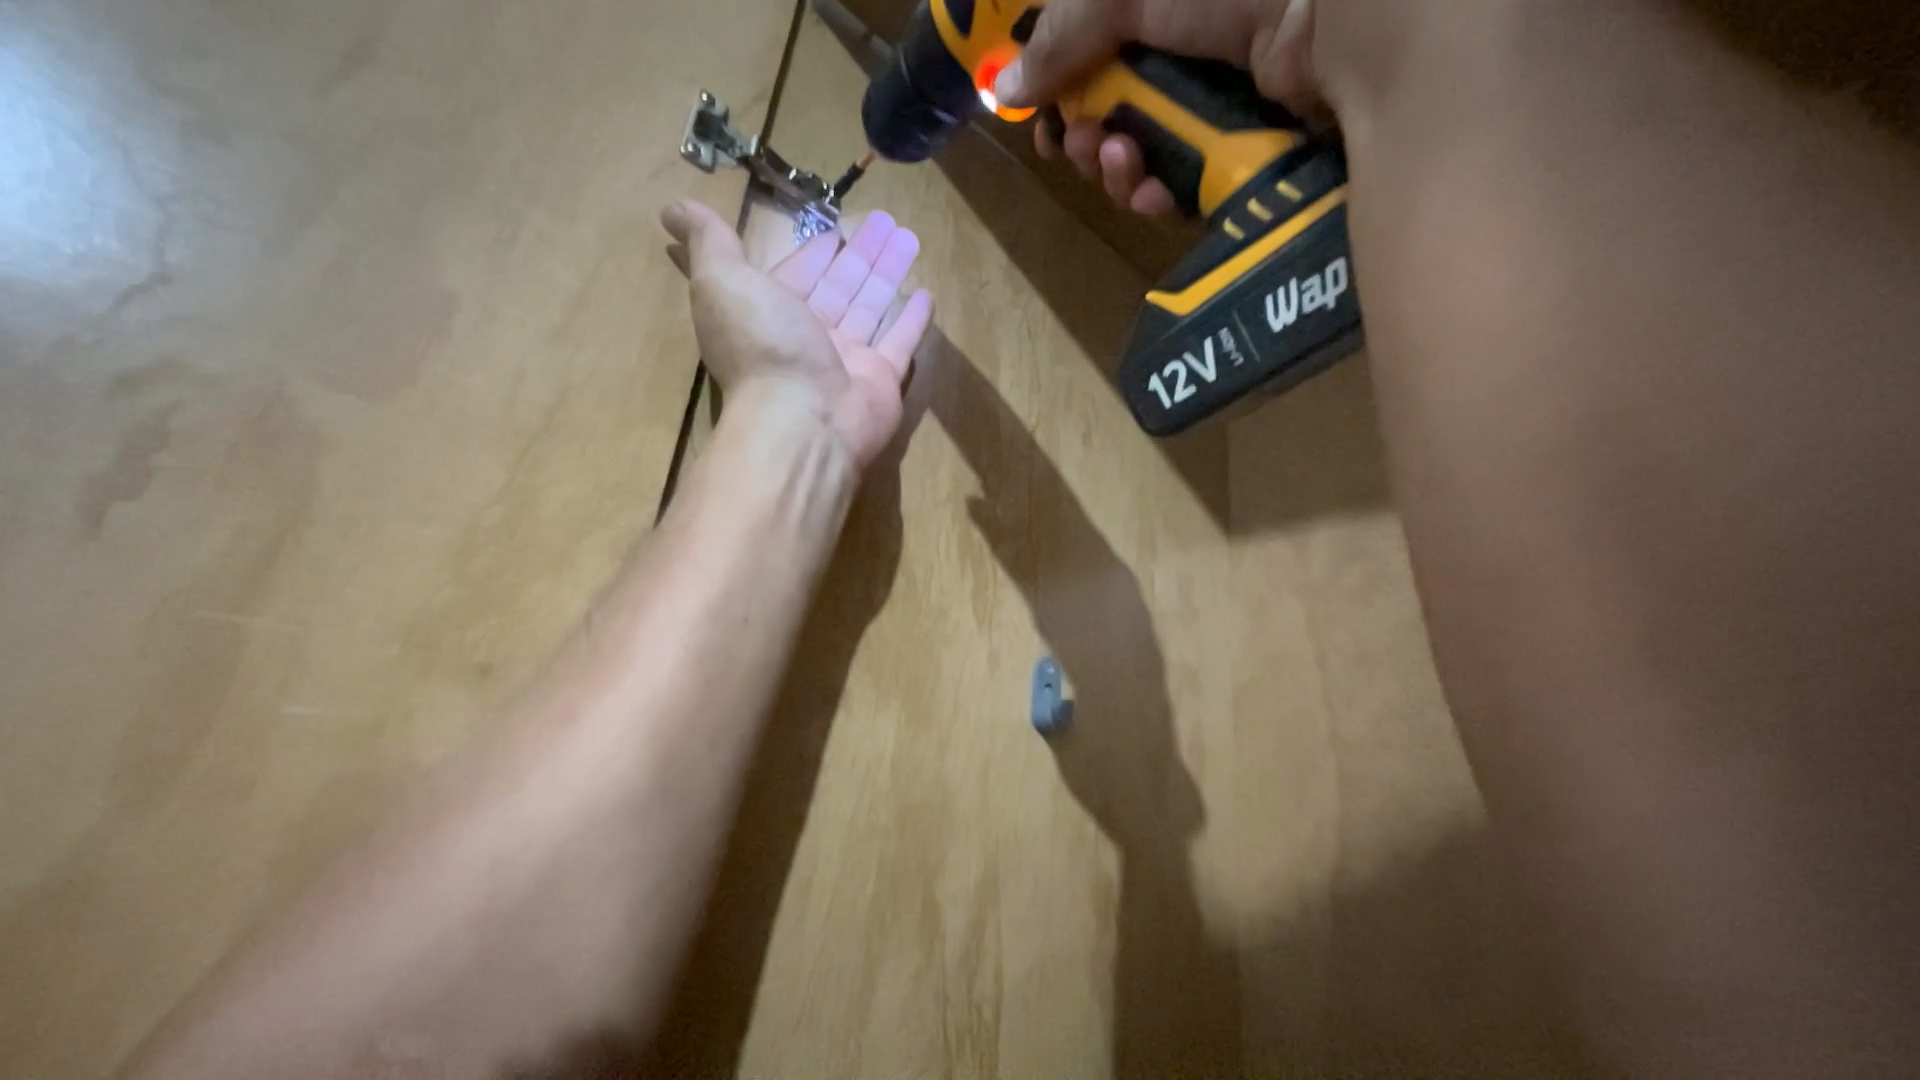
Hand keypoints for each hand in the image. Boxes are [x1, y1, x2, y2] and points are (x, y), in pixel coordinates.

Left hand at [662, 201, 933, 467]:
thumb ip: (708, 243)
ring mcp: (847, 361)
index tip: (836, 227)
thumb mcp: (721, 280)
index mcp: (771, 313)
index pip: (798, 274)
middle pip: (840, 286)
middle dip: (862, 253)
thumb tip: (672, 208)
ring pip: (871, 307)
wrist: (802, 418)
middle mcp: (808, 337)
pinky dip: (912, 320)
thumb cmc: (762, 345)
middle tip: (888, 221)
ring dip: (888, 274)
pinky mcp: (880, 381)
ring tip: (911, 239)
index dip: (815, 251)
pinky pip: (899, 344)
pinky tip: (926, 294)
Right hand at [995, 0, 1321, 215]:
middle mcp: (1177, 63)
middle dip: (1083, 143)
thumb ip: (1059, 40)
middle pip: (1109, 123)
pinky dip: (1157, 200)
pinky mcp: (1236, 158)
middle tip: (1080, 144)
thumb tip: (1002, 94)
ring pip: (1142, 166)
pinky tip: (1153, 194)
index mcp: (1150, 17)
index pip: (1088, 67)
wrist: (1330, 17)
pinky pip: (1181, 195)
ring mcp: (1209, 113)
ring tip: (1119, 159)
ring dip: (1115, 174)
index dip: (1057, 100)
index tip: (1041, 125)